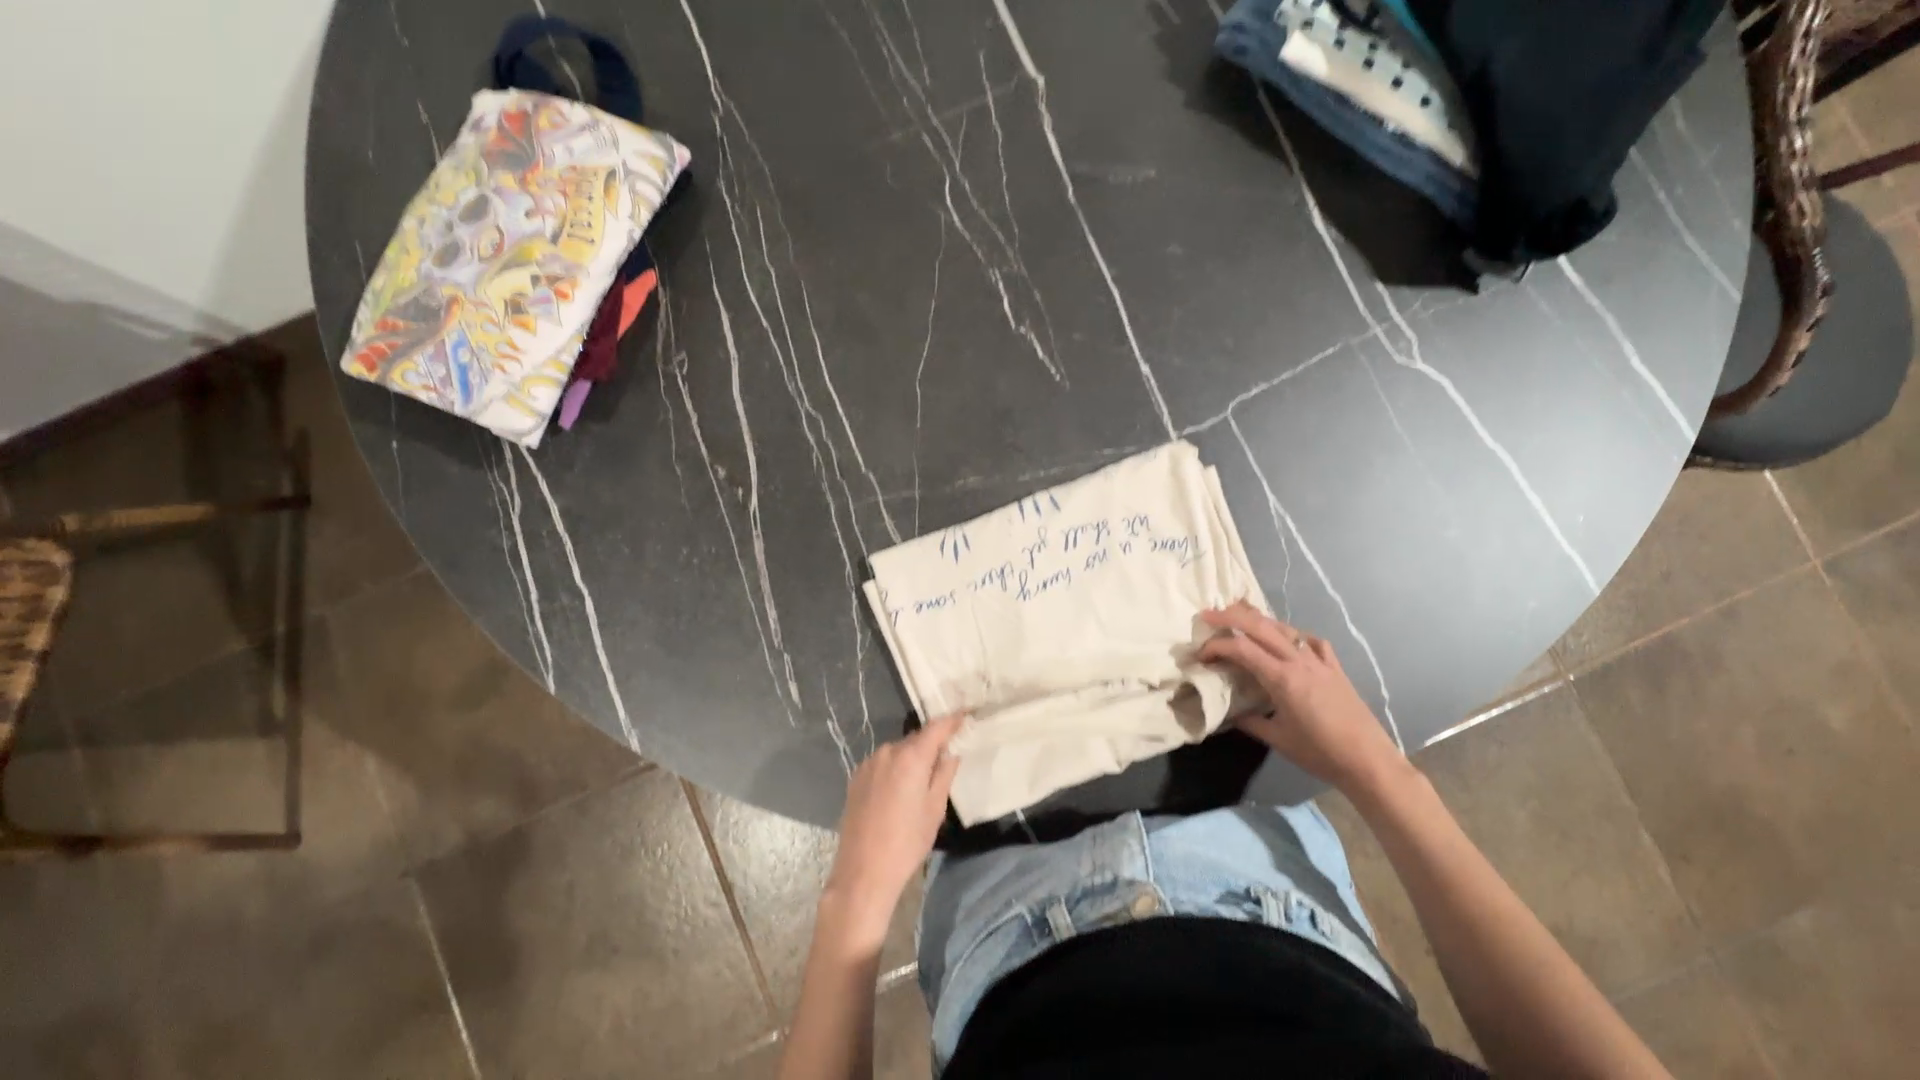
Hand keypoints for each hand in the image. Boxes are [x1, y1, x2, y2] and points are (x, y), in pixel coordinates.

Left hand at [824, 712, 963, 933]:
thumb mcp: (935, 809)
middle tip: (948, 757)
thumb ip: (944, 774)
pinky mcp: (856, 779)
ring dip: (912, 759)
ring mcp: (868, 765)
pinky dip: (896, 769)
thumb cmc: (907, 842)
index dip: (953, 719)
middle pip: (916, 740)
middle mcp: (887, 753)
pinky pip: (883, 765)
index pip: (936, 727)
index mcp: (910, 758)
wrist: (863, 871)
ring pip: (898, 752)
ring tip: (922, 782)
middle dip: (932, 744)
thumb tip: (950, 753)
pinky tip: (900, 792)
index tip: (967, 713)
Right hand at [1199, 602, 1407, 796]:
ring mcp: (1320, 662)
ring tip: (1241, 617)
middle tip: (1207, 615)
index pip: (1242, 650)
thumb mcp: (1278, 740)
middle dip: (1231, 617)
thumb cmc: (1320, 752)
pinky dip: (1295, 635)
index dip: (1217, 647)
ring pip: (1285, 629)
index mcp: (1282, 679)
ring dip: (1260, 620)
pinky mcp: (1335, 669)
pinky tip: (1289, 641)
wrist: (1368, 760)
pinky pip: (1312, 642)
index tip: (1201, 655)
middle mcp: (1299, 662)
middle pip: (1261, 627)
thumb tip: (1229, 714)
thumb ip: (1250, 723)